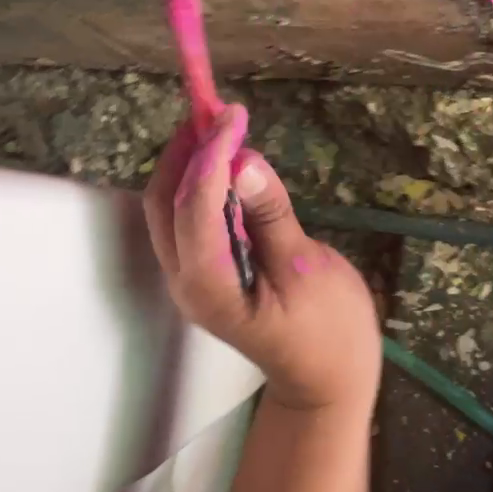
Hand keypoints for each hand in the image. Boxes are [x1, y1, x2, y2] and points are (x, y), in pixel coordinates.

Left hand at [144, 103, 381, 413]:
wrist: (327, 380)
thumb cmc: (327, 330)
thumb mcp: (307, 269)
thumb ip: (271, 215)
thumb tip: (245, 161)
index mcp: (209, 285)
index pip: (195, 205)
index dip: (211, 153)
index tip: (234, 114)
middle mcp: (185, 279)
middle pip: (165, 201)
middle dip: (186, 150)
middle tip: (219, 110)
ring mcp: (190, 277)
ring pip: (170, 207)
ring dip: (189, 162)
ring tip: (220, 123)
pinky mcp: (205, 270)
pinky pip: (188, 217)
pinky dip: (200, 182)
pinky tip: (226, 161)